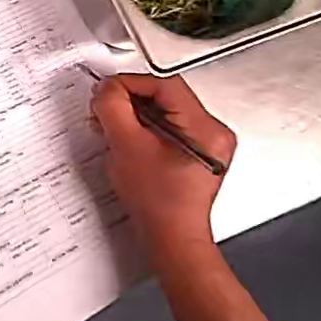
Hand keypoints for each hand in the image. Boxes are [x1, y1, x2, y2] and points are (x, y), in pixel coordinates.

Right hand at [93, 74, 237, 254]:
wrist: (170, 236)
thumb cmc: (158, 203)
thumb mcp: (126, 145)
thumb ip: (113, 107)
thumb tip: (108, 88)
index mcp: (205, 129)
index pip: (164, 84)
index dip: (130, 84)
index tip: (108, 91)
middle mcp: (212, 132)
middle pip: (164, 95)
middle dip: (130, 100)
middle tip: (107, 110)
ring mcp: (206, 142)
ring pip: (163, 108)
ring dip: (134, 113)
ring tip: (115, 128)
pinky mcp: (195, 150)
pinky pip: (166, 124)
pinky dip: (143, 126)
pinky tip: (129, 139)